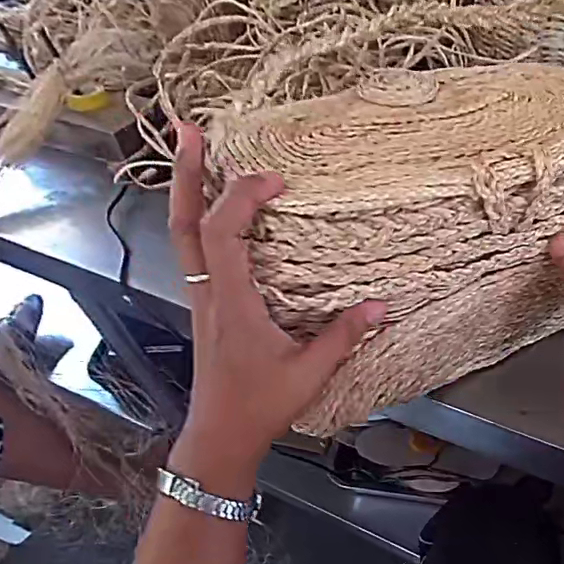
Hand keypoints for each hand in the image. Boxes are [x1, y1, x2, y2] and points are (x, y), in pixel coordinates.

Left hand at [165, 122, 384, 495]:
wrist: (220, 433)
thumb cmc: (260, 405)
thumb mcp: (309, 372)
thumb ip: (344, 336)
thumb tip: (380, 306)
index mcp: (231, 303)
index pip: (225, 234)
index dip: (244, 198)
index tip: (276, 180)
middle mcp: (208, 292)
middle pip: (185, 222)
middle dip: (186, 173)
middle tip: (189, 129)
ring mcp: (201, 297)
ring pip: (182, 234)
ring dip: (187, 191)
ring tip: (194, 153)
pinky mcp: (205, 304)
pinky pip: (194, 250)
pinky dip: (199, 218)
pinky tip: (213, 209)